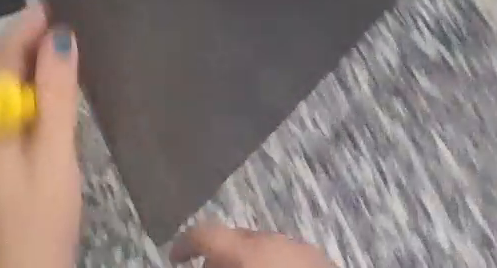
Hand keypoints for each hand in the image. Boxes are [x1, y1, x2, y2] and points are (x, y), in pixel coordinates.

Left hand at [0, 7, 82, 267]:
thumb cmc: (41, 212)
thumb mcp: (54, 151)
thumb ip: (56, 93)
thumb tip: (60, 35)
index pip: (3, 54)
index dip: (28, 25)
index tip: (58, 0)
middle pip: (3, 63)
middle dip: (32, 38)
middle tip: (71, 14)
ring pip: (10, 81)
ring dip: (35, 60)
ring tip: (71, 40)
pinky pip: (14, 100)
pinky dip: (35, 85)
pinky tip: (59, 83)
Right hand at [172, 223, 335, 267]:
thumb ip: (216, 266)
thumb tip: (195, 266)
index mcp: (250, 250)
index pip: (206, 233)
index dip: (185, 243)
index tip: (173, 257)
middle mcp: (275, 240)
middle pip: (236, 240)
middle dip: (218, 261)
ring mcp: (304, 250)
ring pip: (263, 250)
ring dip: (246, 264)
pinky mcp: (324, 262)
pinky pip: (286, 259)